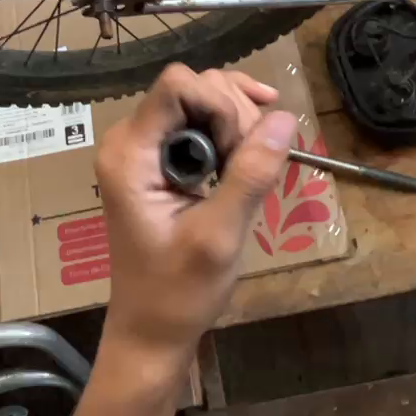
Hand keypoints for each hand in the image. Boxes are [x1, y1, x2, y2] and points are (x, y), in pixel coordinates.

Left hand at [94, 64, 297, 363]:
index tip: (239, 151)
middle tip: (249, 167)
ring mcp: (144, 147)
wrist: (152, 330)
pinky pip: (198, 121)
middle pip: (193, 86)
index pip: (178, 85)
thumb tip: (285, 118)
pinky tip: (253, 150)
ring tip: (251, 164)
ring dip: (237, 122)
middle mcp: (130, 139)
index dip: (220, 104)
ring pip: (201, 98)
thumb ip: (249, 175)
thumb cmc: (178, 292)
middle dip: (233, 115)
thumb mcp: (220, 236)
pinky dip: (230, 130)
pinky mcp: (158, 158)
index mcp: (130, 153)